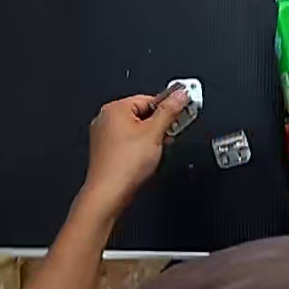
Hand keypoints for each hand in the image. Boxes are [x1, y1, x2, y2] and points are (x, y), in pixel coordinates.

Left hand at [76, 90, 189, 218]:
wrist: (109, 193)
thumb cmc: (123, 165)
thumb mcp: (155, 133)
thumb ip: (170, 111)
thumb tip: (180, 96)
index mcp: (115, 109)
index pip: (150, 98)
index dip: (168, 108)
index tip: (181, 114)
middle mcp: (107, 119)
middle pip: (144, 113)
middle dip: (160, 124)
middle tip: (169, 134)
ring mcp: (106, 135)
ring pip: (138, 128)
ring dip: (153, 136)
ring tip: (157, 148)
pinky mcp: (109, 150)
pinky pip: (131, 140)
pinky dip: (143, 145)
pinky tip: (148, 156)